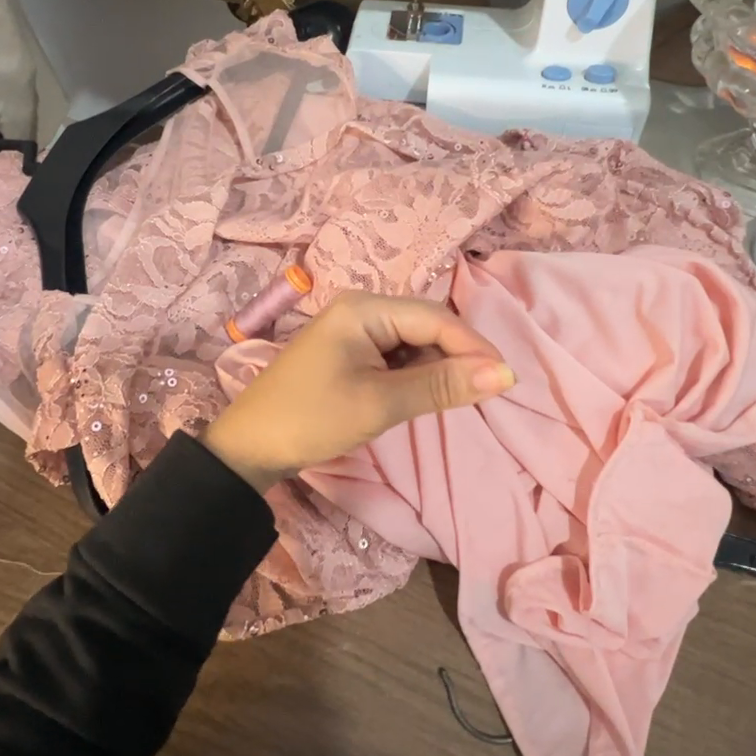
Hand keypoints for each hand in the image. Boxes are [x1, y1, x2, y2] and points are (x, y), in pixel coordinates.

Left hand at [202, 291, 515, 491]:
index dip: (473, 347)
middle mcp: (362, 309)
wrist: (249, 447)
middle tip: (488, 393)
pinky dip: (417, 374)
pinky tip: (428, 395)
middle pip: (428, 325)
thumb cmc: (312, 418)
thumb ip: (441, 385)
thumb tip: (505, 374)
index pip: (436, 318)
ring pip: (415, 342)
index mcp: (365, 308)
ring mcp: (355, 330)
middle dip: (459, 356)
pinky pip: (397, 355)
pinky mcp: (352, 352)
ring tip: (462, 397)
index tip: (506, 382)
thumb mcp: (380, 403)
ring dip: (439, 367)